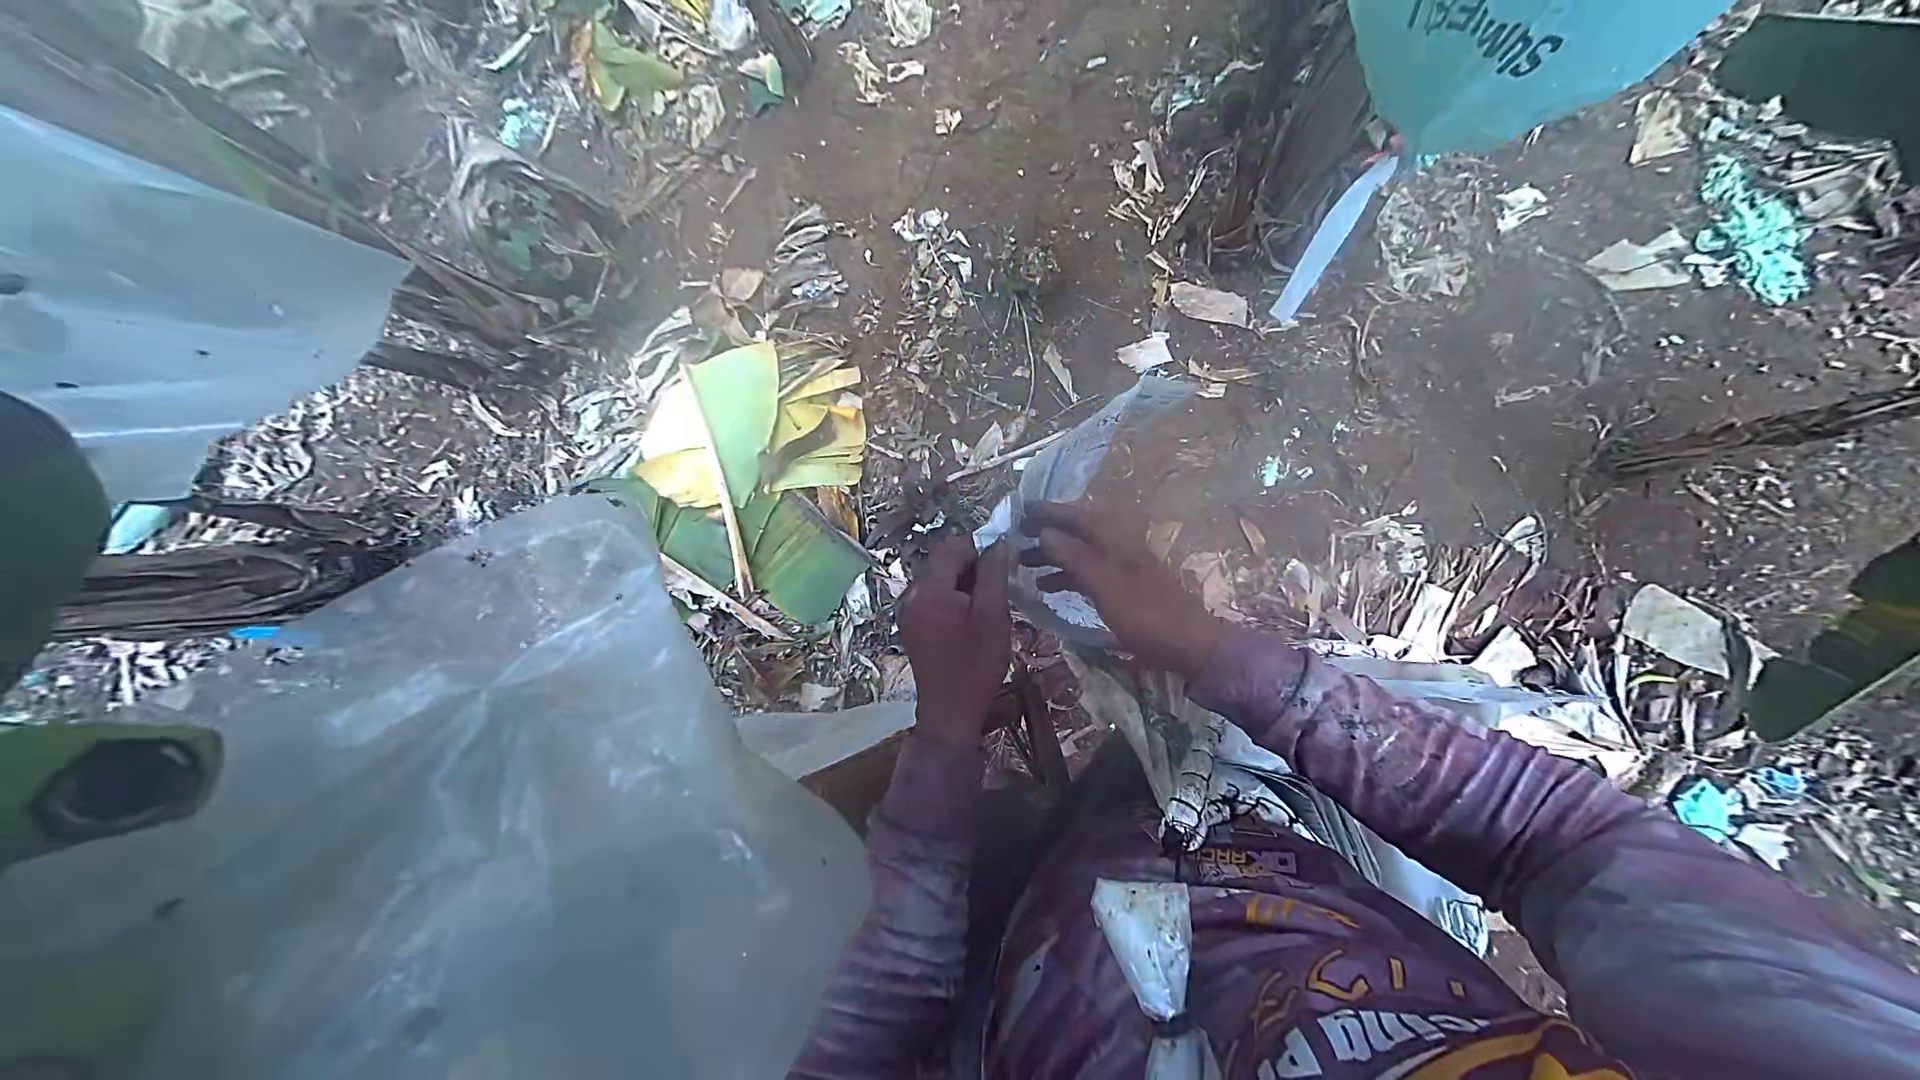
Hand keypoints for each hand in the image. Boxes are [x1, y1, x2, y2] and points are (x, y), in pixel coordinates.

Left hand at [899, 537, 1012, 749]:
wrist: (950, 710)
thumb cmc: (976, 663)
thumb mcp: (992, 615)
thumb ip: (993, 574)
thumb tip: (998, 544)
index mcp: (929, 589)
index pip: (952, 547)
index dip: (979, 548)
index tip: (1002, 563)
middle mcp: (911, 594)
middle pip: (941, 561)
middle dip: (970, 565)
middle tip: (996, 586)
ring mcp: (907, 610)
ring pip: (938, 578)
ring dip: (962, 582)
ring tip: (985, 604)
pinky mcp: (911, 624)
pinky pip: (931, 596)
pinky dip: (951, 597)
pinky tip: (969, 617)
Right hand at [1020, 501, 1222, 678]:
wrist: (1189, 644)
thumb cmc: (1146, 615)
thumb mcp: (1105, 585)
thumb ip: (1074, 557)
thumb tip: (1044, 532)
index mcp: (1115, 540)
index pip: (1076, 514)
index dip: (1047, 511)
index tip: (1019, 510)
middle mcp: (1118, 545)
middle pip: (1076, 530)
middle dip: (1046, 531)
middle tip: (1015, 536)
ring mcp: (1121, 566)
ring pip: (1079, 551)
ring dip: (1052, 554)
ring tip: (1023, 562)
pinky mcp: (1122, 586)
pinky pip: (1086, 571)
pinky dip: (1065, 574)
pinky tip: (1046, 586)